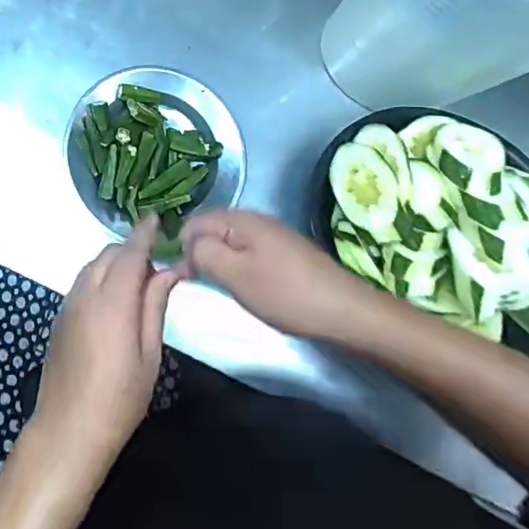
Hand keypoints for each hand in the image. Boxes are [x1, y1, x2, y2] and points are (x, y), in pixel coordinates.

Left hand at [30, 216, 181, 469]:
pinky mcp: (59, 315)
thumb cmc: (119, 399)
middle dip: (132, 250)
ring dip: (115, 263)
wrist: (67, 428)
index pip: (130, 252)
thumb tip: (167, 271)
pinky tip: (114, 301)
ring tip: (138, 285)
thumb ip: (155, 307)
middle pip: (110, 254)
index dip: (144, 232)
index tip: (158, 217)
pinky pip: (83, 282)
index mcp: (113, 300)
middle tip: (157, 268)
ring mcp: (68, 302)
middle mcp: (86, 292)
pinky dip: (100, 277)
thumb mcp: (149, 355)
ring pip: (93, 266)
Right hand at [179, 209, 383, 339]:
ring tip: (222, 286)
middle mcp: (253, 217)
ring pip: (230, 240)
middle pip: (211, 229)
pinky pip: (248, 249)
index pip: (193, 223)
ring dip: (220, 260)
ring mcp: (272, 232)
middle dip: (200, 252)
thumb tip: (187, 245)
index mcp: (238, 218)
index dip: (181, 247)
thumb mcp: (235, 275)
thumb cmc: (285, 293)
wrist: (347, 311)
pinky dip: (239, 264)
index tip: (183, 276)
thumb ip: (203, 254)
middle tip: (201, 283)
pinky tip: (247, 285)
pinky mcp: (285, 249)